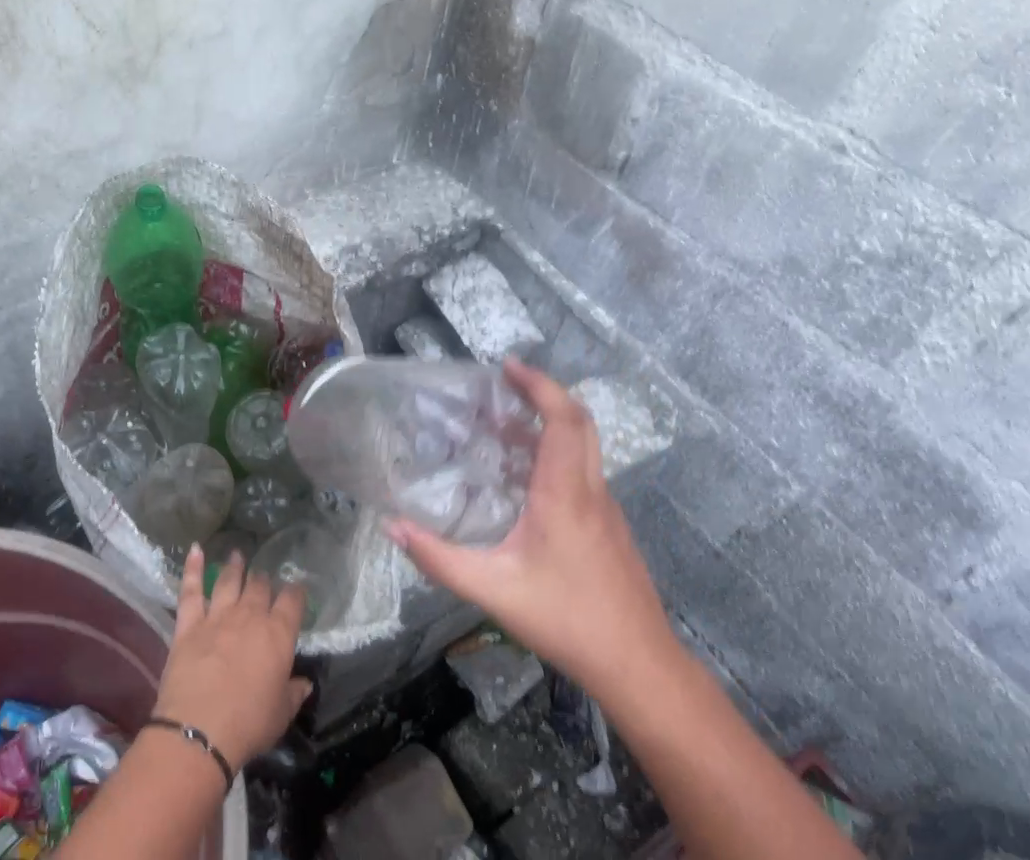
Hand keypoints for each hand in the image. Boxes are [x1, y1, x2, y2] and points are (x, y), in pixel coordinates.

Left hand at [151, 545, 313, 771]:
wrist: (199, 729)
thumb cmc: (249, 723)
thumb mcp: (281, 713)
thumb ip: (293, 693)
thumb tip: (303, 684)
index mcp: (279, 636)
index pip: (292, 603)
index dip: (296, 592)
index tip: (297, 588)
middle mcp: (250, 618)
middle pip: (259, 588)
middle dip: (264, 579)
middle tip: (264, 574)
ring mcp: (217, 618)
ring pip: (228, 583)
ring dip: (234, 567)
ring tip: (237, 555)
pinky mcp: (188, 625)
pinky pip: (190, 591)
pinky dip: (192, 568)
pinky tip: (194, 550)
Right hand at [386, 359, 678, 700]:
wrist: (637, 663)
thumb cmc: (566, 620)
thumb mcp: (492, 591)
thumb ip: (439, 559)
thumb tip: (392, 527)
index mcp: (565, 495)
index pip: (563, 419)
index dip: (539, 385)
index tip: (508, 366)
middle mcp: (591, 492)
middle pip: (580, 423)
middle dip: (545, 395)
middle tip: (503, 388)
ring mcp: (607, 510)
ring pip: (584, 449)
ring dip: (550, 427)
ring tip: (503, 430)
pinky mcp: (610, 529)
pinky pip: (584, 474)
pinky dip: (557, 457)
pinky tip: (525, 485)